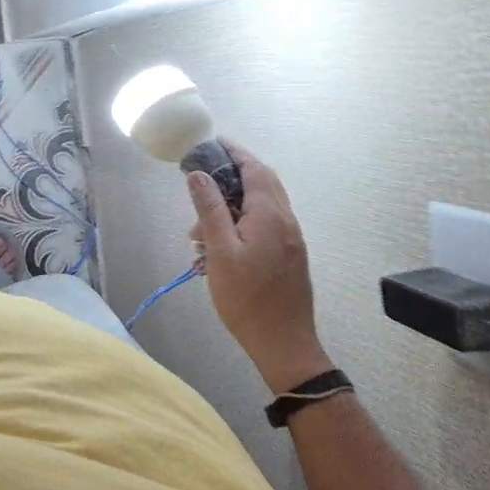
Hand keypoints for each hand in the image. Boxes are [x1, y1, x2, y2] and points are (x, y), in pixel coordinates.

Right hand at [187, 138, 333, 393]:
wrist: (285, 345)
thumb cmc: (247, 298)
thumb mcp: (220, 252)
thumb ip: (210, 209)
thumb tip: (198, 174)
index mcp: (270, 215)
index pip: (254, 169)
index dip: (234, 152)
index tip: (211, 143)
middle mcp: (286, 221)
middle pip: (263, 182)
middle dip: (233, 174)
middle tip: (202, 178)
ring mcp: (291, 239)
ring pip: (263, 205)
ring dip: (234, 204)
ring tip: (200, 229)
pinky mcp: (290, 256)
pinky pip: (266, 224)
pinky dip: (243, 221)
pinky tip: (219, 244)